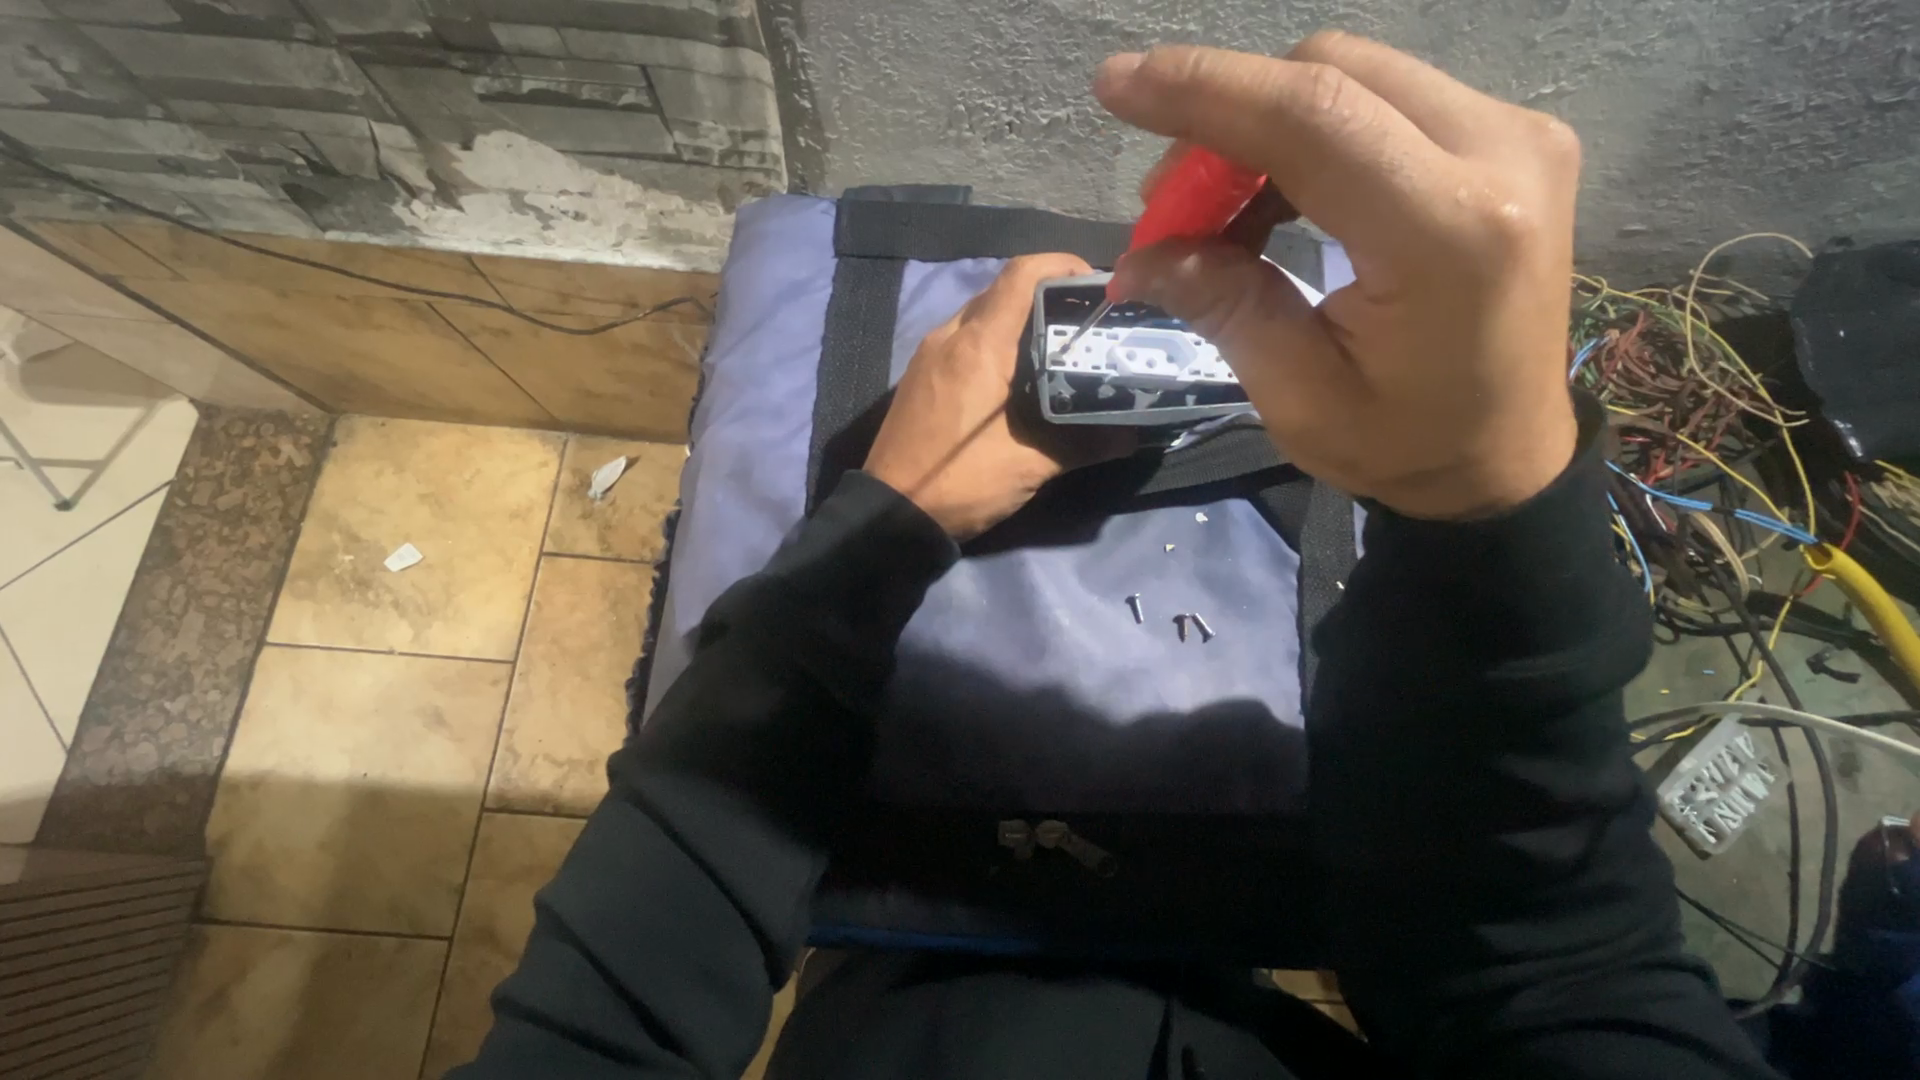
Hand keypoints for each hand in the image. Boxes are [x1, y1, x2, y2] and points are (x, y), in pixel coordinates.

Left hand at [865, 254, 1129, 538]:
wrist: (891, 514)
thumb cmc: (962, 481)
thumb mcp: (1029, 466)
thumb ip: (1083, 444)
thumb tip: (1132, 436)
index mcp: (979, 345)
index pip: (1021, 274)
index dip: (1061, 265)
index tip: (1095, 286)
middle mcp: (950, 336)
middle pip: (1002, 292)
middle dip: (1046, 297)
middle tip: (1083, 326)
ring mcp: (928, 354)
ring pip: (980, 316)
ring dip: (1017, 322)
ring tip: (1054, 351)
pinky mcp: (919, 376)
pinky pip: (962, 340)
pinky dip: (992, 344)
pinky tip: (1013, 379)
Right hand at [1095, 33, 1580, 519]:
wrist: (1504, 454)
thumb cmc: (1402, 444)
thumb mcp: (1296, 397)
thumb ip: (1224, 306)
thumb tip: (1138, 256)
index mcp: (1448, 234)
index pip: (1312, 118)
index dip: (1203, 93)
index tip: (1117, 87)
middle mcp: (1499, 153)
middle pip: (1328, 73)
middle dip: (1222, 123)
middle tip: (1167, 208)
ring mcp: (1514, 133)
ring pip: (1351, 75)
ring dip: (1258, 129)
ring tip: (1211, 215)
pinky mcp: (1505, 136)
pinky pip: (1379, 99)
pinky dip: (1302, 136)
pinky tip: (1269, 200)